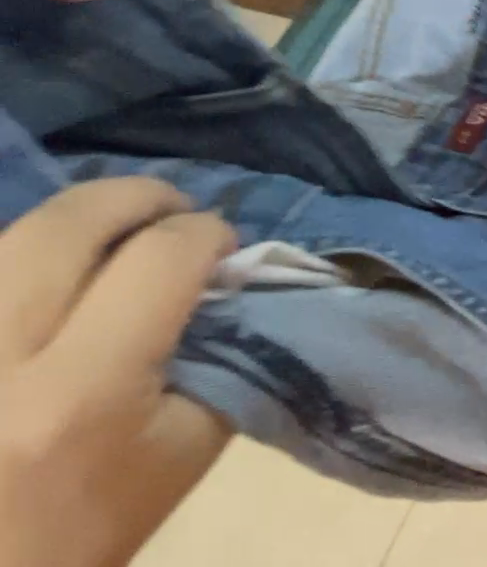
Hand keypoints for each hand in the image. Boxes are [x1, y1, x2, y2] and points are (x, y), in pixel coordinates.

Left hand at [0, 178, 236, 566]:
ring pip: (3, 240)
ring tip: (111, 240)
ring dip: (75, 225)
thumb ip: (221, 356)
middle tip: (172, 212)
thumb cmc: (87, 524)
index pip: (160, 257)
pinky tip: (51, 280)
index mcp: (75, 394)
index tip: (226, 246)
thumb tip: (228, 285)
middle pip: (61, 226)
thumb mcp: (183, 448)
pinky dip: (25, 264)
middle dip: (137, 198)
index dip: (207, 232)